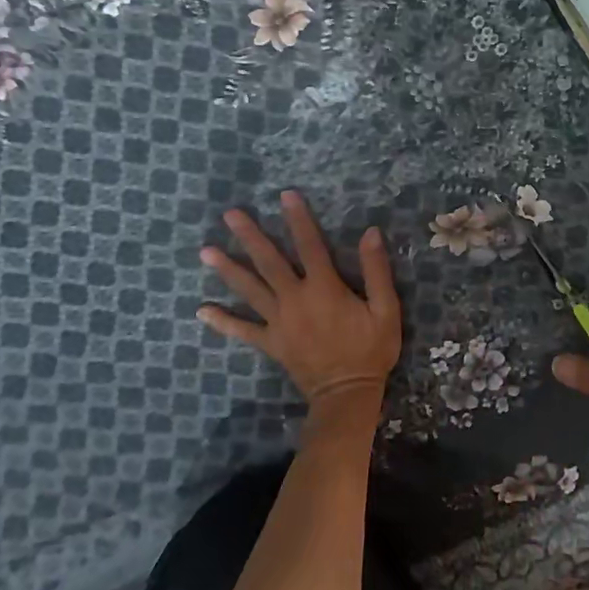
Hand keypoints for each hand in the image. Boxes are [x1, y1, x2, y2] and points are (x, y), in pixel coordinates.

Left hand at [197, 190, 401, 407]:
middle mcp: (295, 299)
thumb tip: (370, 232)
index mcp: (324, 288)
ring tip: (205, 251)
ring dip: (228, 270)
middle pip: (269, 262)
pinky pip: (243, 330)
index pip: (309, 245)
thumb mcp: (386, 309)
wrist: (348, 394)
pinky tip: (202, 311)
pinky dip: (222, 321)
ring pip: (250, 290)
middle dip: (250, 236)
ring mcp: (279, 322)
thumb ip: (377, 271)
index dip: (298, 219)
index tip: (285, 195)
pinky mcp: (271, 343)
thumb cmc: (371, 350)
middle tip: (230, 215)